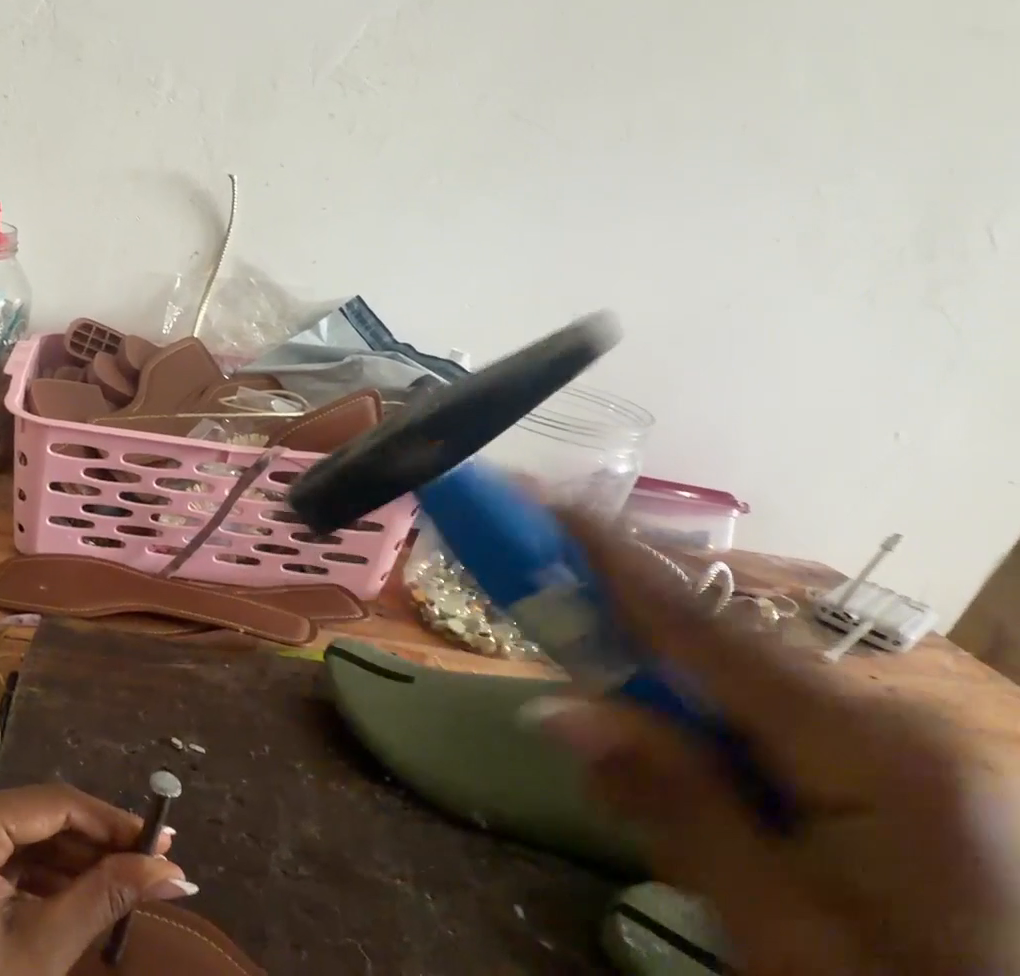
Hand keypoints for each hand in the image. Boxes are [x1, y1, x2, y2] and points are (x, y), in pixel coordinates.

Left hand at [0, 783, 195, 975]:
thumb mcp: (40, 948)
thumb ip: (105, 896)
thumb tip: (171, 871)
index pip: (53, 804)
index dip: (113, 822)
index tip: (164, 840)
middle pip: (35, 818)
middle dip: (95, 845)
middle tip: (153, 864)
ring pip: (17, 839)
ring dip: (69, 862)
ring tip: (127, 883)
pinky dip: (34, 877)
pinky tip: (79, 895)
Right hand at [525, 516, 1019, 975]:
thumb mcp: (780, 929)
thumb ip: (673, 806)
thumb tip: (558, 709)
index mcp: (872, 749)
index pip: (700, 627)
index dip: (608, 559)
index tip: (537, 500)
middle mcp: (885, 721)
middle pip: (708, 662)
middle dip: (624, 679)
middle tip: (578, 728)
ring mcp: (893, 745)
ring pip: (729, 703)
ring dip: (667, 742)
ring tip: (680, 842)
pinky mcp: (890, 773)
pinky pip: (763, 736)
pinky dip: (710, 764)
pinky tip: (721, 835)